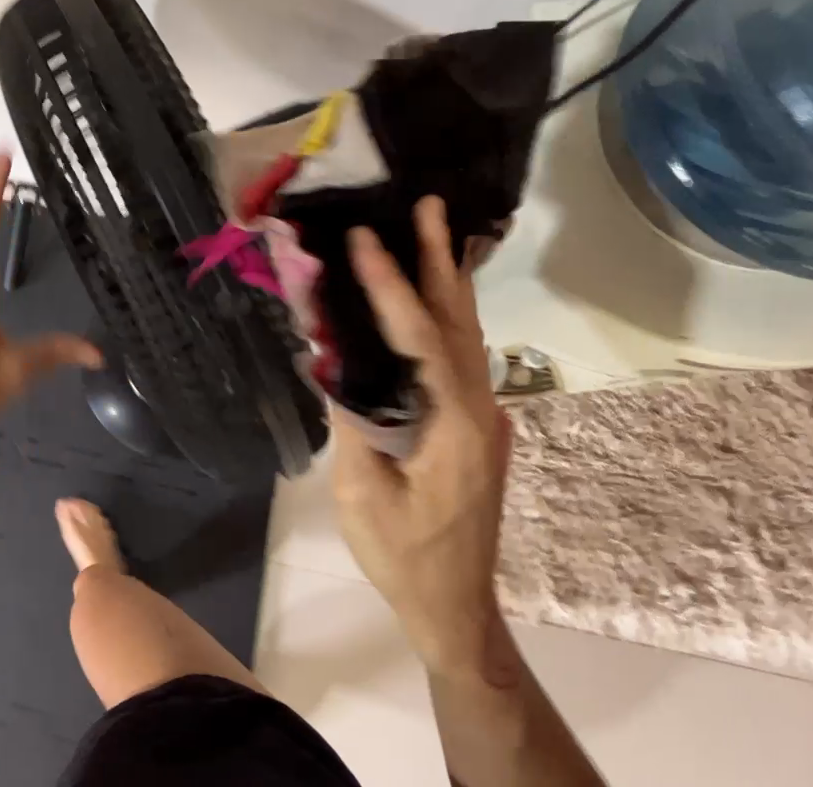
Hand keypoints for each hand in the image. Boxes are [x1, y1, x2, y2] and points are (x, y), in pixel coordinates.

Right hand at [331, 196, 516, 685]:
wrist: (453, 606)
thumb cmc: (403, 555)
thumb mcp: (361, 492)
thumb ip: (351, 419)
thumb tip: (329, 360)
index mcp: (455, 424)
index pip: (421, 339)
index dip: (391, 287)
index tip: (365, 241)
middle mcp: (480, 409)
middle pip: (460, 321)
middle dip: (440, 261)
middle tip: (427, 206)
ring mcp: (483, 417)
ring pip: (466, 335)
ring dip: (446, 282)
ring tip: (432, 232)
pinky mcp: (472, 425)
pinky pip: (459, 356)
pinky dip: (444, 316)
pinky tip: (431, 298)